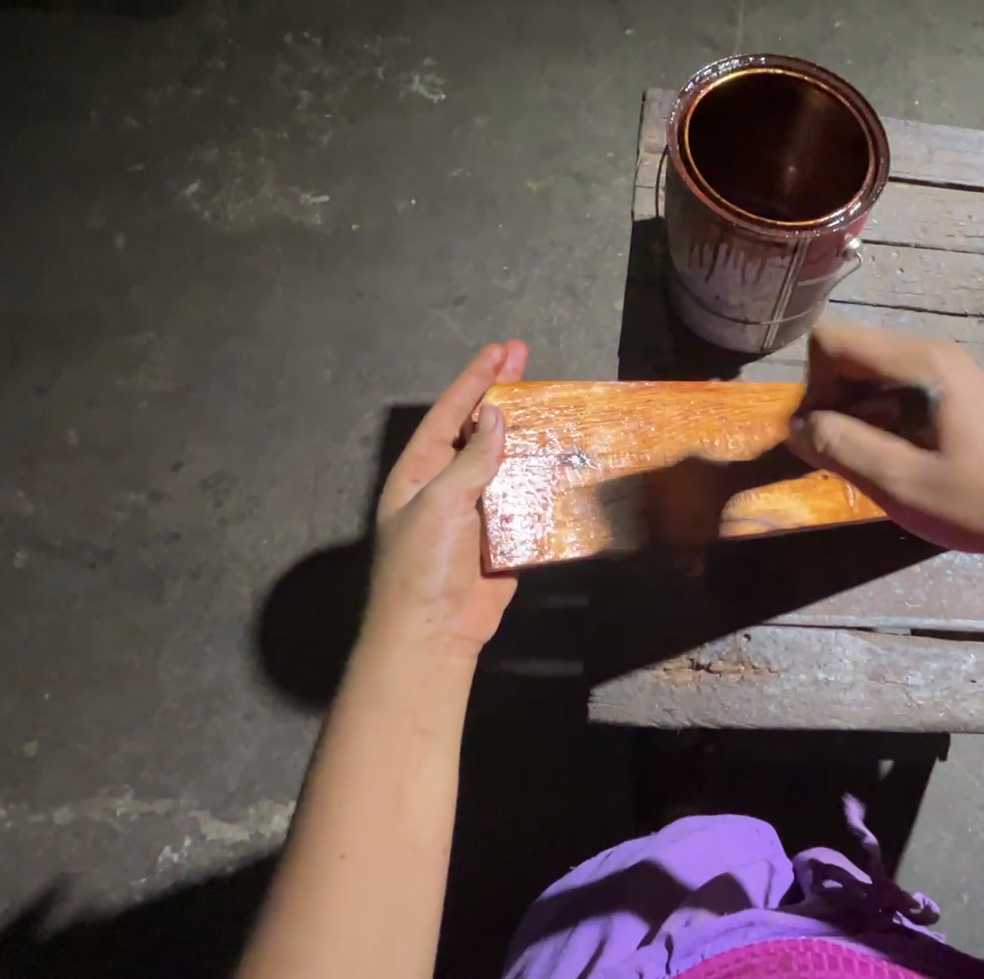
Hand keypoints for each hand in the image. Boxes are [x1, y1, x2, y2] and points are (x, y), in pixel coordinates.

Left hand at [363, 340, 528, 658]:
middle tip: (525, 357)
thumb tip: (497, 417)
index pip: (451, 414)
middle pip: (480, 429)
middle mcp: (449, 483)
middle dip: (502, 393)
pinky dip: (544, 475)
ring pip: (507, 459)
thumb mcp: (441, 503)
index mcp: (421, 471)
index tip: (501, 351)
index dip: (475, 380)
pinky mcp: (504, 532)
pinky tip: (562, 456)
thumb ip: (472, 459)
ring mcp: (478, 507)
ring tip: (551, 398)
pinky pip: (526, 495)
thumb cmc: (425, 564)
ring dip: (528, 432)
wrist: (436, 632)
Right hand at [787, 320, 983, 563]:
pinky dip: (882, 422)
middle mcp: (934, 354)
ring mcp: (950, 373)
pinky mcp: (958, 395)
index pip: (832, 340)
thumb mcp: (900, 483)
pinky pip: (899, 392)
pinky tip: (898, 462)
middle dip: (831, 402)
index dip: (811, 384)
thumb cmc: (980, 504)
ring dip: (856, 416)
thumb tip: (794, 427)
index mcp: (921, 363)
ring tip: (871, 465)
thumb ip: (840, 448)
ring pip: (873, 377)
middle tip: (840, 456)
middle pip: (851, 355)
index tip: (820, 434)